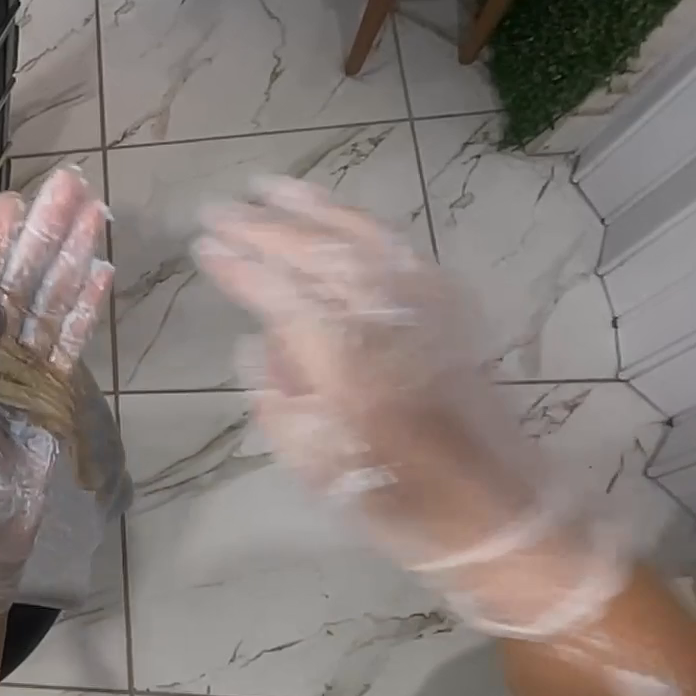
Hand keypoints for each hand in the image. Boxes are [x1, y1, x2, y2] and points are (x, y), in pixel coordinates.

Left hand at [0, 168, 113, 612]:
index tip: (15, 200)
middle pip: (21, 283)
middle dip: (43, 236)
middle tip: (71, 184)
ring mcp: (24, 370)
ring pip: (50, 305)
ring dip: (70, 261)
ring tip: (94, 213)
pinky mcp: (51, 393)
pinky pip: (70, 345)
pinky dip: (85, 312)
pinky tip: (101, 273)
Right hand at [192, 177, 625, 636]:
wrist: (492, 507)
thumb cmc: (386, 496)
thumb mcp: (310, 460)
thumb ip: (279, 394)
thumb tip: (262, 342)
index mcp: (348, 369)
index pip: (283, 298)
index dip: (241, 269)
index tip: (203, 248)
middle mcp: (389, 328)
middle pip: (321, 258)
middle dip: (265, 230)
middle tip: (218, 210)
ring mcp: (427, 313)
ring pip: (365, 242)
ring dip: (314, 211)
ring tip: (271, 188)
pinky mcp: (450, 313)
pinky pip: (399, 252)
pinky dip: (362, 226)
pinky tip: (335, 216)